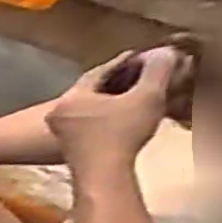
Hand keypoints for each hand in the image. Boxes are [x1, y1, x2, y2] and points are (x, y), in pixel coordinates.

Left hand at [47, 47, 184, 169]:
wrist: (101, 170)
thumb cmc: (122, 132)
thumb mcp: (147, 96)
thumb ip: (157, 71)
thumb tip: (164, 52)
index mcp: (71, 98)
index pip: (98, 72)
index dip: (122, 61)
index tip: (139, 53)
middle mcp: (57, 111)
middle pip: (89, 88)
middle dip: (116, 78)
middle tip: (139, 69)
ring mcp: (58, 127)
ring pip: (87, 104)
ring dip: (111, 95)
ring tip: (135, 89)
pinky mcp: (65, 141)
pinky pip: (86, 117)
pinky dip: (105, 110)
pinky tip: (122, 112)